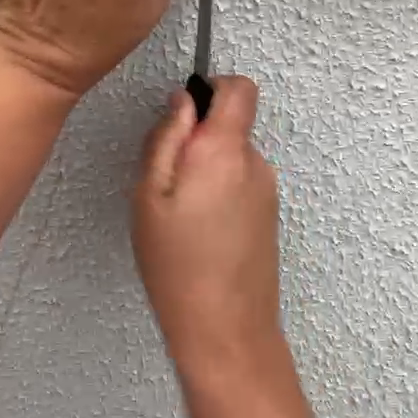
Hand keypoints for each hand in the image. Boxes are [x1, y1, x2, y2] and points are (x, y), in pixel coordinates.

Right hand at [132, 77, 286, 372]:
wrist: (225, 330)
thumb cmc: (179, 265)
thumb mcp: (149, 192)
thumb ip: (166, 137)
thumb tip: (181, 100)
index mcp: (225, 151)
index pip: (239, 87)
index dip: (210, 86)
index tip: (182, 112)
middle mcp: (254, 164)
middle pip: (229, 122)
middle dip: (196, 136)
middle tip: (165, 176)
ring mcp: (266, 191)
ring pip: (230, 154)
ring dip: (204, 167)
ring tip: (178, 209)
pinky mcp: (267, 215)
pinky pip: (238, 181)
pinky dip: (216, 190)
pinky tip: (195, 227)